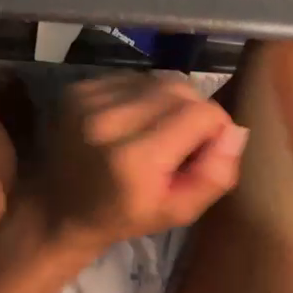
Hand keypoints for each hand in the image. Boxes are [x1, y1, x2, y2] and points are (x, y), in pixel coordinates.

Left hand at [31, 72, 248, 254]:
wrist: (57, 208)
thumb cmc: (122, 215)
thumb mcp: (177, 211)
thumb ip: (215, 175)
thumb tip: (235, 131)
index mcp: (134, 159)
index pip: (201, 113)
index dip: (215, 126)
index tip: (208, 146)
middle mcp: (109, 120)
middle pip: (180, 89)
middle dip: (194, 110)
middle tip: (186, 139)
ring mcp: (89, 99)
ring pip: (157, 79)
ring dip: (167, 100)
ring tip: (157, 129)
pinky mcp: (78, 87)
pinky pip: (132, 78)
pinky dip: (142, 96)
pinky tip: (132, 120)